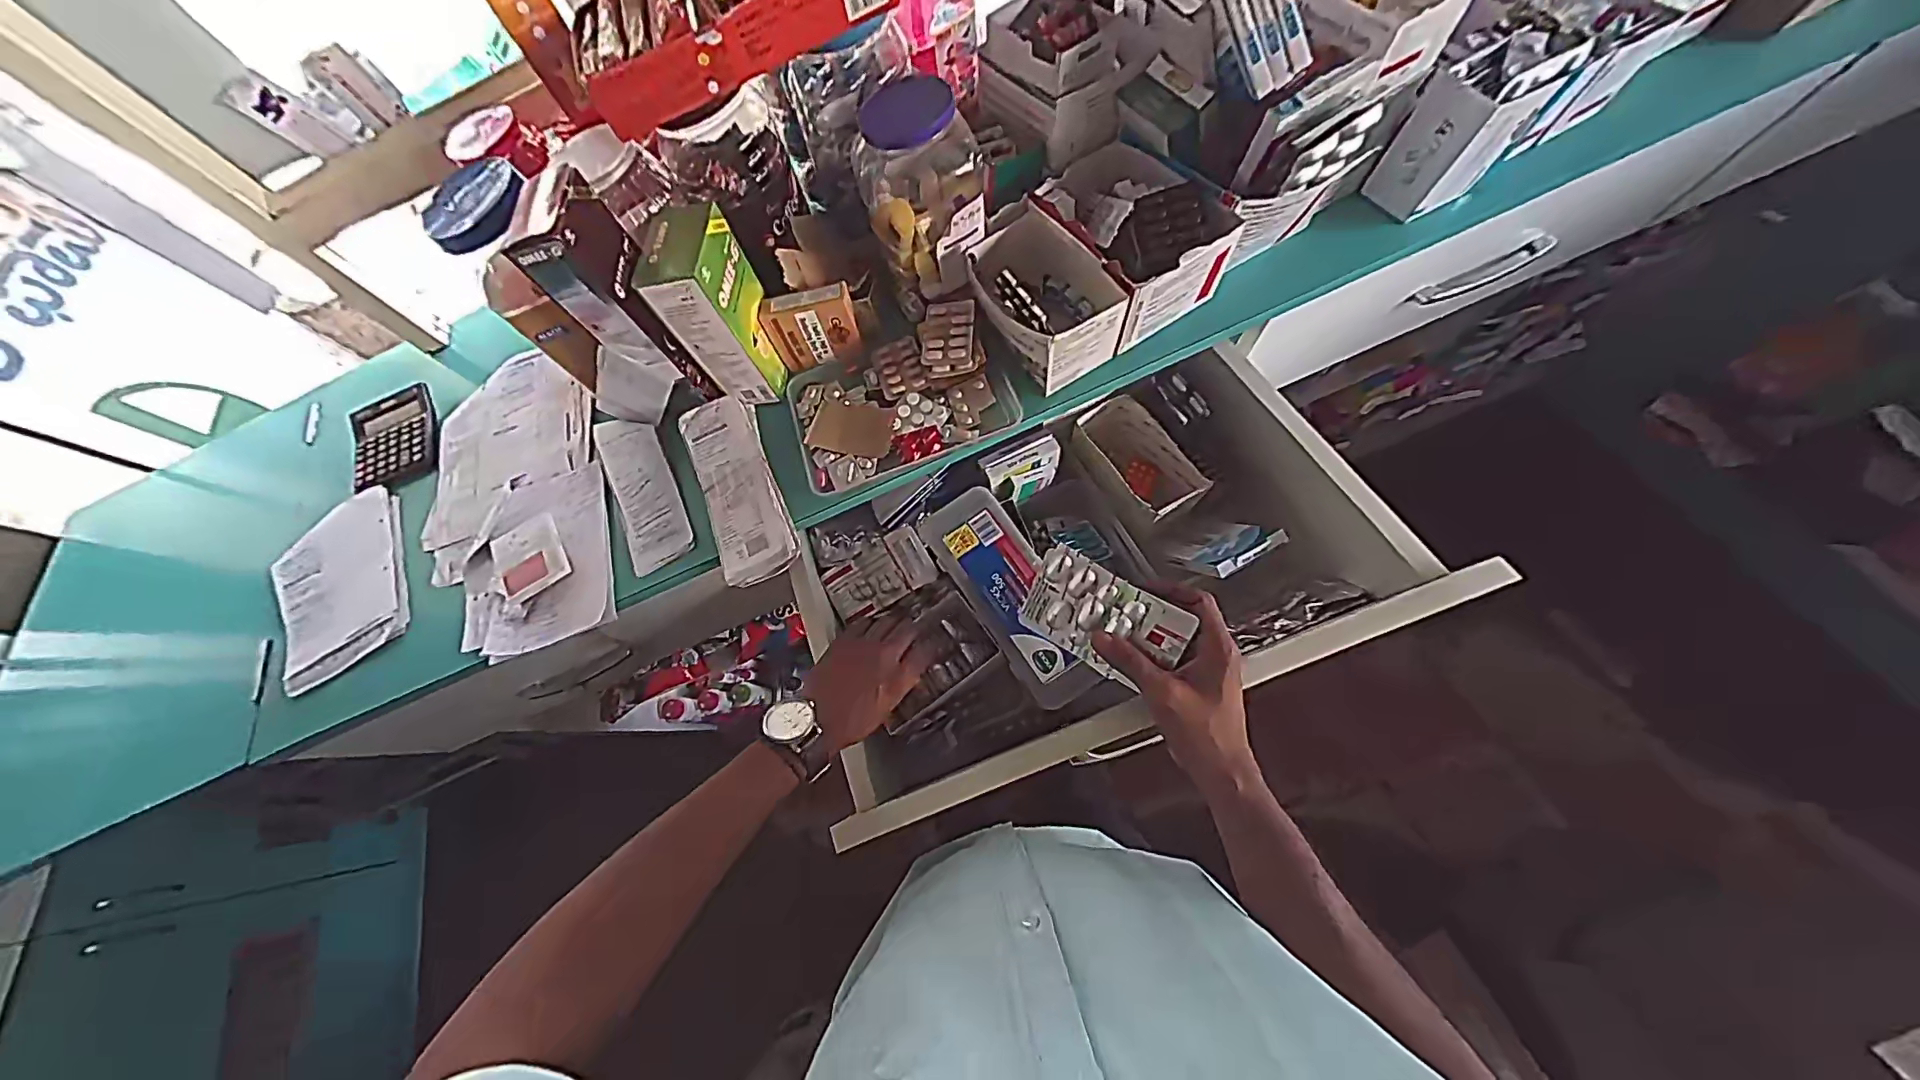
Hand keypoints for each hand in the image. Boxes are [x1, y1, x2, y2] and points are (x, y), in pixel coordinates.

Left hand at [803, 614, 937, 751]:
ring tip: (897, 622)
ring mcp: (863, 645)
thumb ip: (902, 686)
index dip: (933, 645)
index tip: (933, 643)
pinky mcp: (844, 641)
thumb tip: (910, 675)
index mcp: (898, 678)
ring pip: (887, 620)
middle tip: (916, 628)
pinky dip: (871, 621)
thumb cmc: (849, 722)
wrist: (818, 719)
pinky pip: (863, 622)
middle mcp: (884, 657)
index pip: (925, 651)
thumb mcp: (886, 709)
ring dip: (895, 621)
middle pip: (908, 630)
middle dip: (915, 628)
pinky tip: (871, 624)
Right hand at [1092, 585, 1253, 787]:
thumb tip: (1107, 639)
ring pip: (1175, 641)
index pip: (1200, 601)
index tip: (1146, 590)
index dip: (1172, 590)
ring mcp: (1207, 670)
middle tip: (1127, 616)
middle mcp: (1216, 655)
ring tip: (1126, 639)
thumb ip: (1131, 662)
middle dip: (1152, 617)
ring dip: (1150, 640)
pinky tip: (1134, 665)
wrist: (1220, 770)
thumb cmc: (1208, 736)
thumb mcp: (1162, 692)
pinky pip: (1172, 660)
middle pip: (1183, 620)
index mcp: (1219, 648)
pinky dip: (1153, 658)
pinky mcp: (1195, 685)